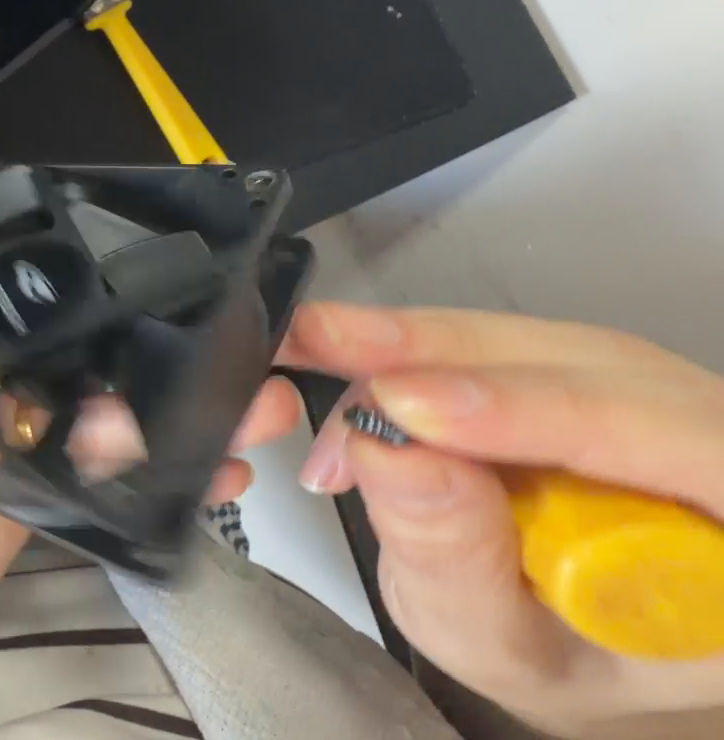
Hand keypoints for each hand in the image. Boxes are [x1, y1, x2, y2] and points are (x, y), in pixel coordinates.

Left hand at [0, 200, 302, 662]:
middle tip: (217, 318)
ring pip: (84, 386)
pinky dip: (162, 461)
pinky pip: (103, 461)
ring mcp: (0, 429)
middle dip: (120, 310)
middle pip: (34, 322)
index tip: (71, 210)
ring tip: (249, 394)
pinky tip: (222, 468)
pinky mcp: (34, 483)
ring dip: (162, 384)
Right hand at [286, 304, 723, 739]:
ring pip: (526, 343)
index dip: (541, 411)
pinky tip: (349, 382)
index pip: (682, 443)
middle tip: (320, 340)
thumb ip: (453, 561)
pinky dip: (400, 356)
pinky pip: (489, 344)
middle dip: (436, 351)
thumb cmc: (557, 660)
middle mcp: (714, 442)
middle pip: (588, 362)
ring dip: (401, 352)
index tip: (406, 409)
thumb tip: (388, 452)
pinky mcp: (575, 377)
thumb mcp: (496, 644)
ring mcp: (648, 401)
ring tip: (317, 366)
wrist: (565, 640)